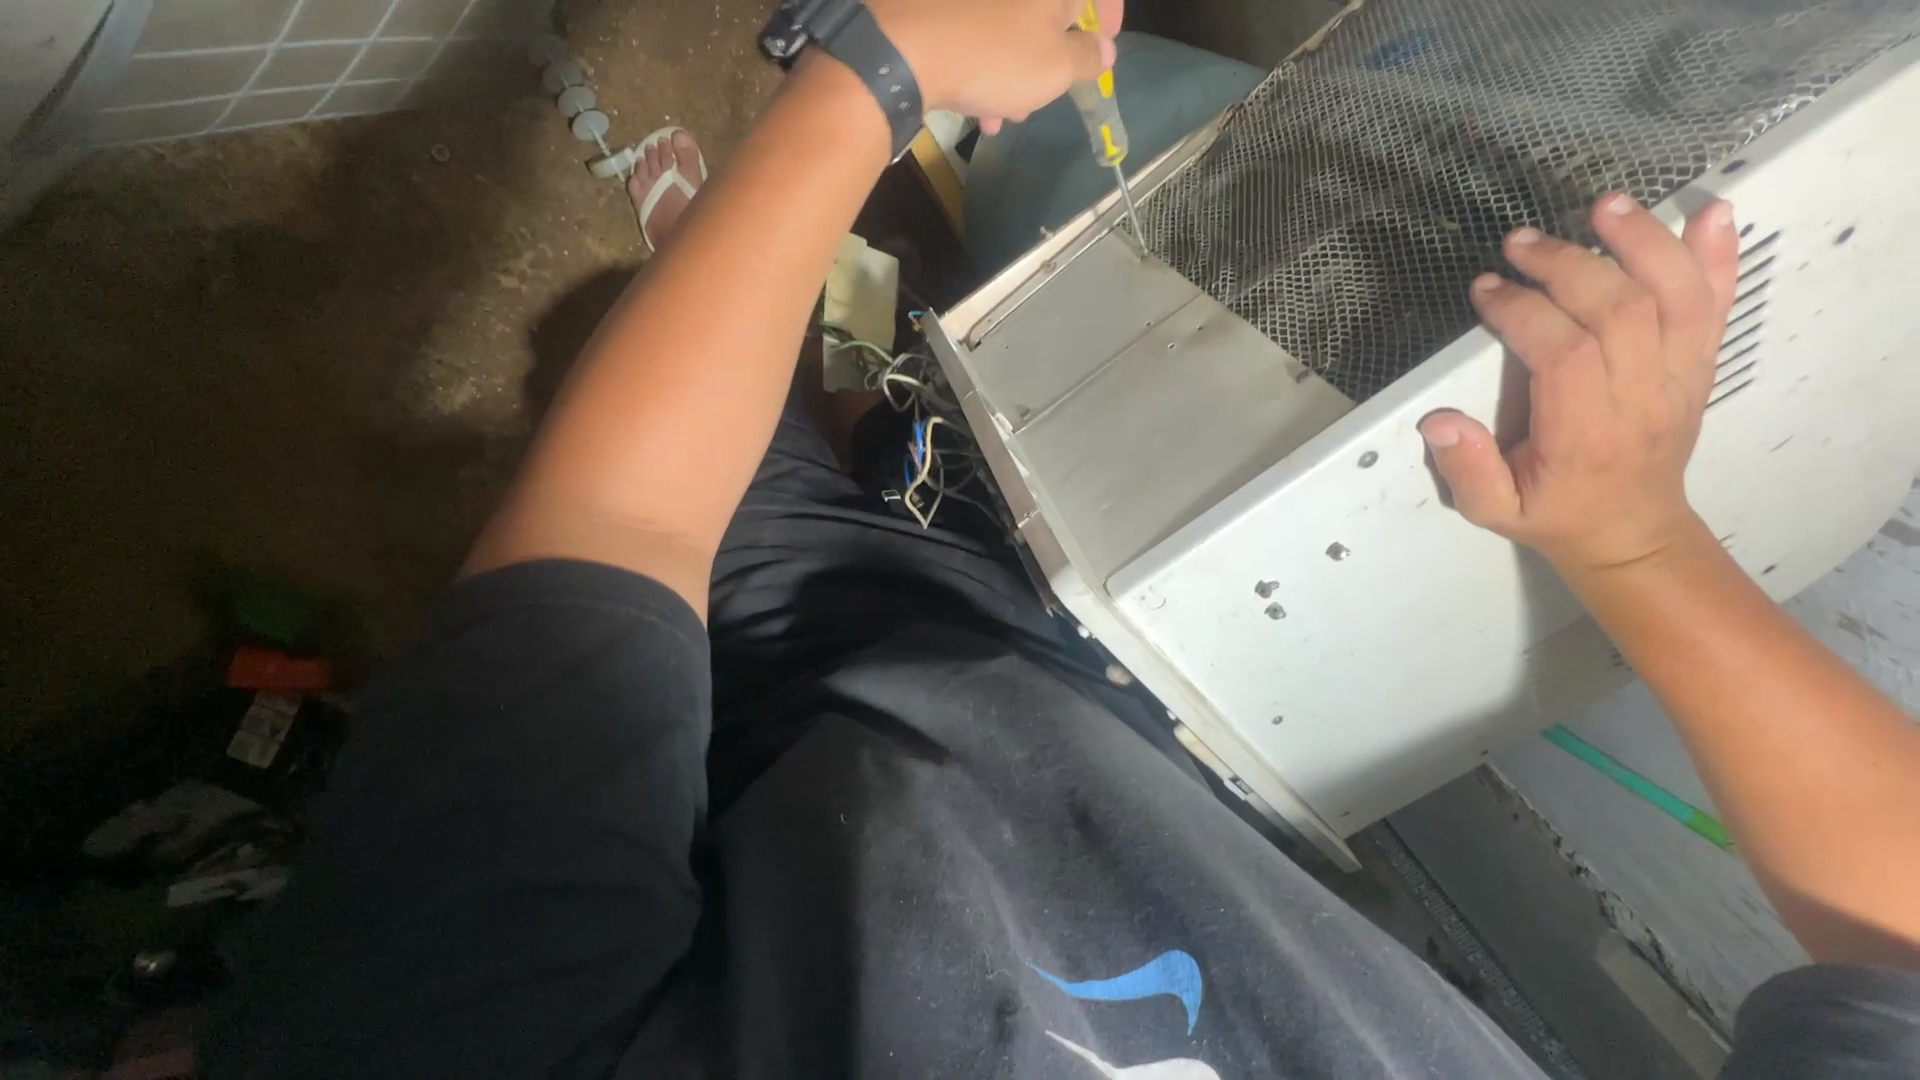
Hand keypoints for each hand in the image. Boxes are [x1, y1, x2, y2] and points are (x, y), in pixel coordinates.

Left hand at [868, 0, 1120, 134]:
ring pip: (1009, 27)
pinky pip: (977, 33)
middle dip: (1050, 56)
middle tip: (1045, 95)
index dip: (1106, 17)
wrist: (905, 50)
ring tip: (1006, 113)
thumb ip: (1086, 58)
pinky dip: (984, 66)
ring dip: (1014, 71)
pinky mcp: (941, 8)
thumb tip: (1105, 50)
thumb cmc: (996, 56)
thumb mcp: (1054, 67)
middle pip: (1047, 9)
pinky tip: (977, 106)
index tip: (1105, 50)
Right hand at [1418, 194, 1739, 573]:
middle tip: (1519, 241)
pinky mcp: (1697, 364)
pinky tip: (1709, 214)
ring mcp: (1679, 376)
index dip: (1523, 310)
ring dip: (1643, 242)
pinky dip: (1719, 256)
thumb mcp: (1492, 509)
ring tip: (1604, 204)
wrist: (1631, 529)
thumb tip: (1437, 420)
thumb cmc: (1553, 515)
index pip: (1565, 352)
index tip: (1485, 288)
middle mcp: (1642, 396)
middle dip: (1568, 265)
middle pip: (1620, 309)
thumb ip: (1465, 469)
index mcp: (1585, 431)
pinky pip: (1716, 305)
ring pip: (1675, 295)